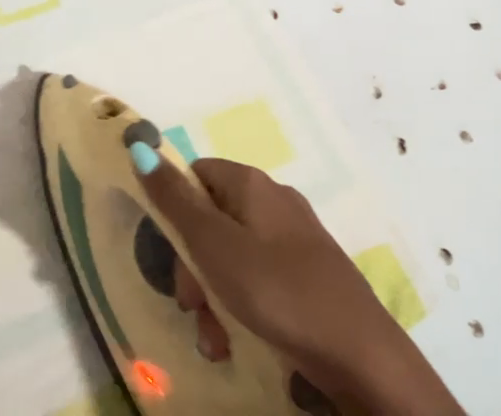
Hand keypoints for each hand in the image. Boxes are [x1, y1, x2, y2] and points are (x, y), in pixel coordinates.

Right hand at [131, 148, 461, 414]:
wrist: (360, 355)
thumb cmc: (277, 291)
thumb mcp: (214, 244)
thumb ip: (174, 199)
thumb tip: (140, 146)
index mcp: (252, 184)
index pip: (194, 175)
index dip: (174, 210)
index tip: (172, 251)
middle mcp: (274, 202)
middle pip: (211, 220)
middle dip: (193, 267)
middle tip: (192, 305)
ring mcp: (295, 240)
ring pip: (232, 258)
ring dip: (213, 297)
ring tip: (215, 338)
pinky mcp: (308, 276)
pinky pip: (259, 282)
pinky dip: (242, 308)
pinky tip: (238, 341)